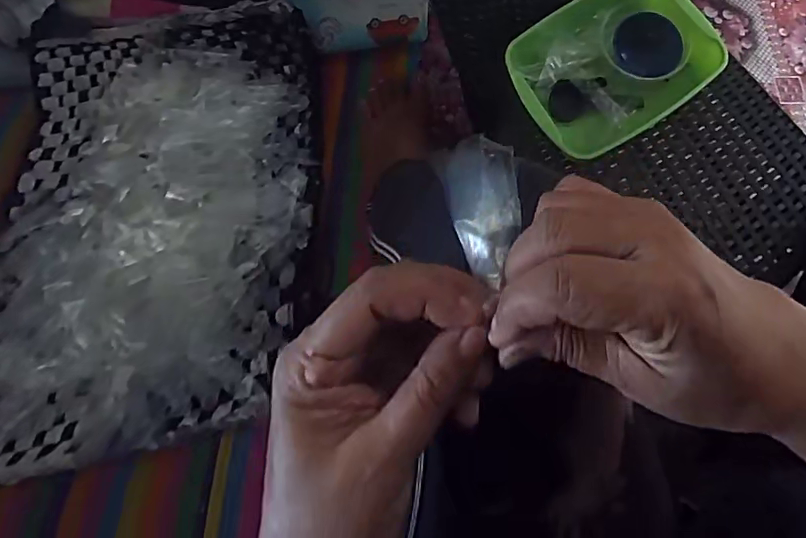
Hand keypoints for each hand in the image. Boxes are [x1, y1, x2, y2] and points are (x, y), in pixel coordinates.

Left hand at [262, 263, 493, 537]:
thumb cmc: (332, 520)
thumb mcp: (384, 454)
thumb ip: (430, 388)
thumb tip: (475, 330)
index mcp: (313, 355)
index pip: (372, 294)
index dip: (427, 291)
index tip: (477, 311)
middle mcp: (333, 345)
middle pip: (397, 300)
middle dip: (449, 311)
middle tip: (492, 329)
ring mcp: (358, 362)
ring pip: (416, 324)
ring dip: (456, 342)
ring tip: (484, 377)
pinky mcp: (379, 381)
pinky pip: (422, 355)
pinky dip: (452, 370)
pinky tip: (469, 403)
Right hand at [488, 175, 805, 434]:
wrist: (768, 344)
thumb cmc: (713, 381)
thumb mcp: (639, 384)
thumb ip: (569, 348)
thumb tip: (506, 339)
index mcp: (659, 292)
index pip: (563, 280)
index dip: (518, 307)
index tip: (500, 338)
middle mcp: (648, 235)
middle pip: (552, 233)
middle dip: (516, 276)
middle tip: (512, 318)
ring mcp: (644, 210)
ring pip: (556, 207)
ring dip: (530, 248)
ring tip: (534, 291)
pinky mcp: (639, 203)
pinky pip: (575, 194)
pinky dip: (551, 222)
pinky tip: (557, 259)